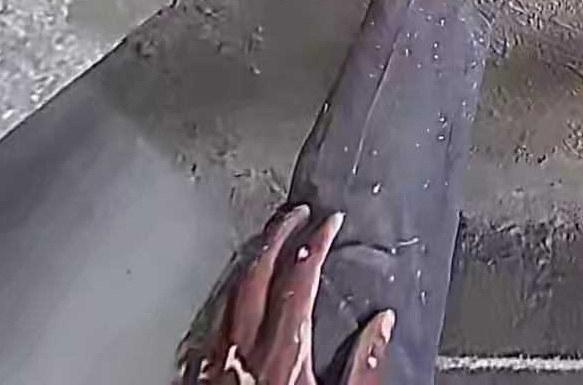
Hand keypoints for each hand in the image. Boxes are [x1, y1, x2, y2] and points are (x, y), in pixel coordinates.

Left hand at [177, 205, 393, 384]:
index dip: (316, 241)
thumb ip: (363, 368)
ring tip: (270, 238)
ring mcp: (216, 367)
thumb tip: (383, 321)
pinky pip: (210, 322)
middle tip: (298, 213)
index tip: (331, 222)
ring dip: (251, 258)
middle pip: (256, 274)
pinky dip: (228, 293)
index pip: (299, 277)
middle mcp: (245, 353)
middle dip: (278, 234)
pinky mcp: (199, 382)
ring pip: (228, 293)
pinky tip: (237, 291)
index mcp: (283, 356)